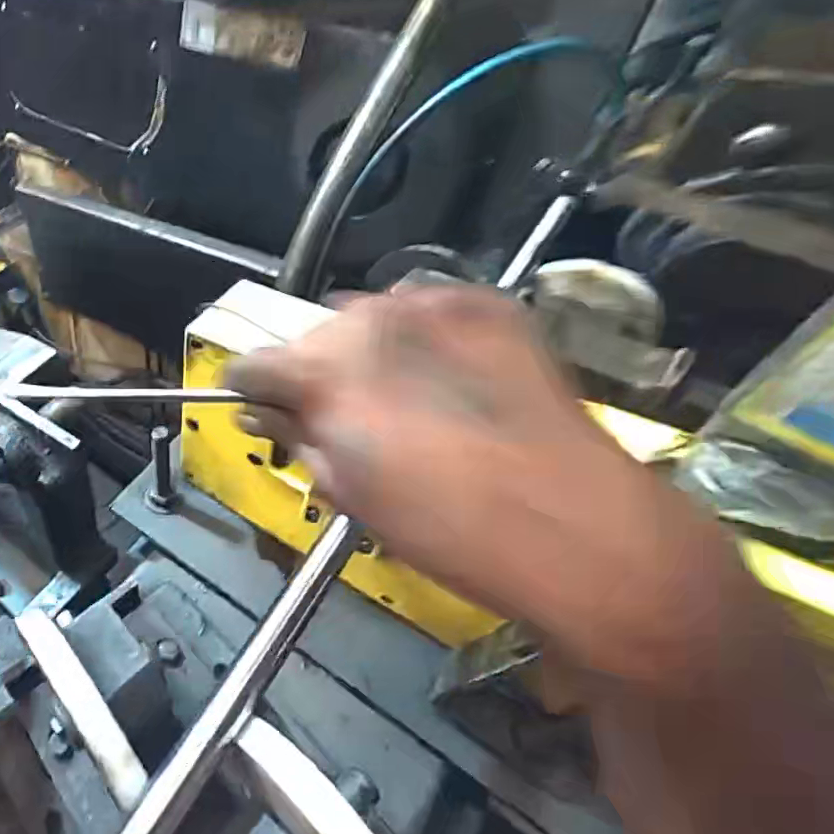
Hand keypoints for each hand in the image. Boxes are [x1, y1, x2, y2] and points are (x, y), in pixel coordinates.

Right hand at [225, 286, 741, 681]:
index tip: (264, 407)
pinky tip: (447, 374)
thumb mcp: (351, 492)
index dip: (252, 388)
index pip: (252, 362)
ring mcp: (430, 303)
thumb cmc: (449, 529)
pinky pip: (426, 309)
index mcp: (324, 372)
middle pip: (312, 335)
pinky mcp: (484, 303)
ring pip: (368, 316)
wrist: (581, 528)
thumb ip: (295, 438)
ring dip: (368, 350)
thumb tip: (260, 413)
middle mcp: (368, 320)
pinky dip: (421, 336)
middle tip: (347, 417)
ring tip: (403, 394)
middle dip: (315, 372)